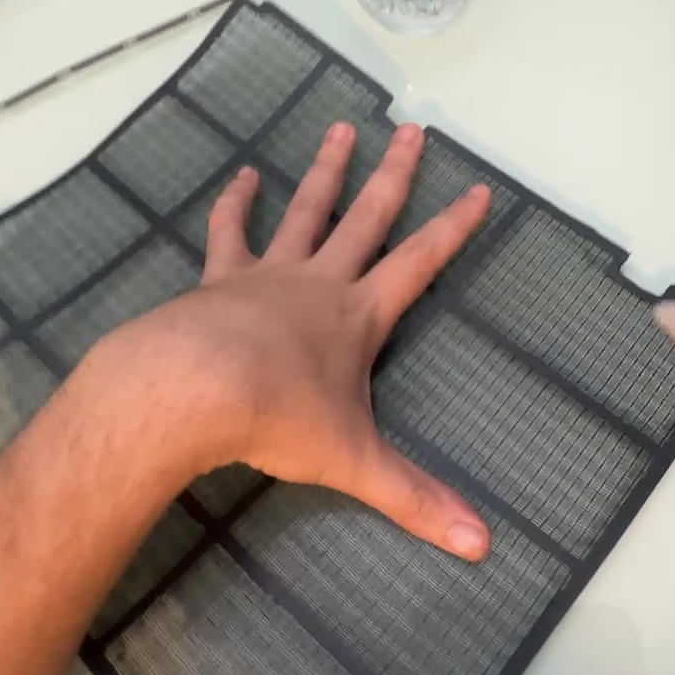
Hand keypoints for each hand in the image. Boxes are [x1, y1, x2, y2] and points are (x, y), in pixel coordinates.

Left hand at [70, 121, 492, 560]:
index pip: (420, 263)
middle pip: (368, 216)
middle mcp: (321, 281)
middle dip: (395, 174)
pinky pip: (232, 231)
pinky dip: (237, 202)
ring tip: (342, 127)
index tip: (479, 189)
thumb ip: (416, 500)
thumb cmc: (279, 419)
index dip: (454, 228)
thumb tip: (482, 547)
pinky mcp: (222, 277)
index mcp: (359, 315)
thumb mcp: (355, 463)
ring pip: (308, 209)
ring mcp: (270, 272)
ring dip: (328, 169)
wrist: (192, 390)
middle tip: (413, 129)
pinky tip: (241, 176)